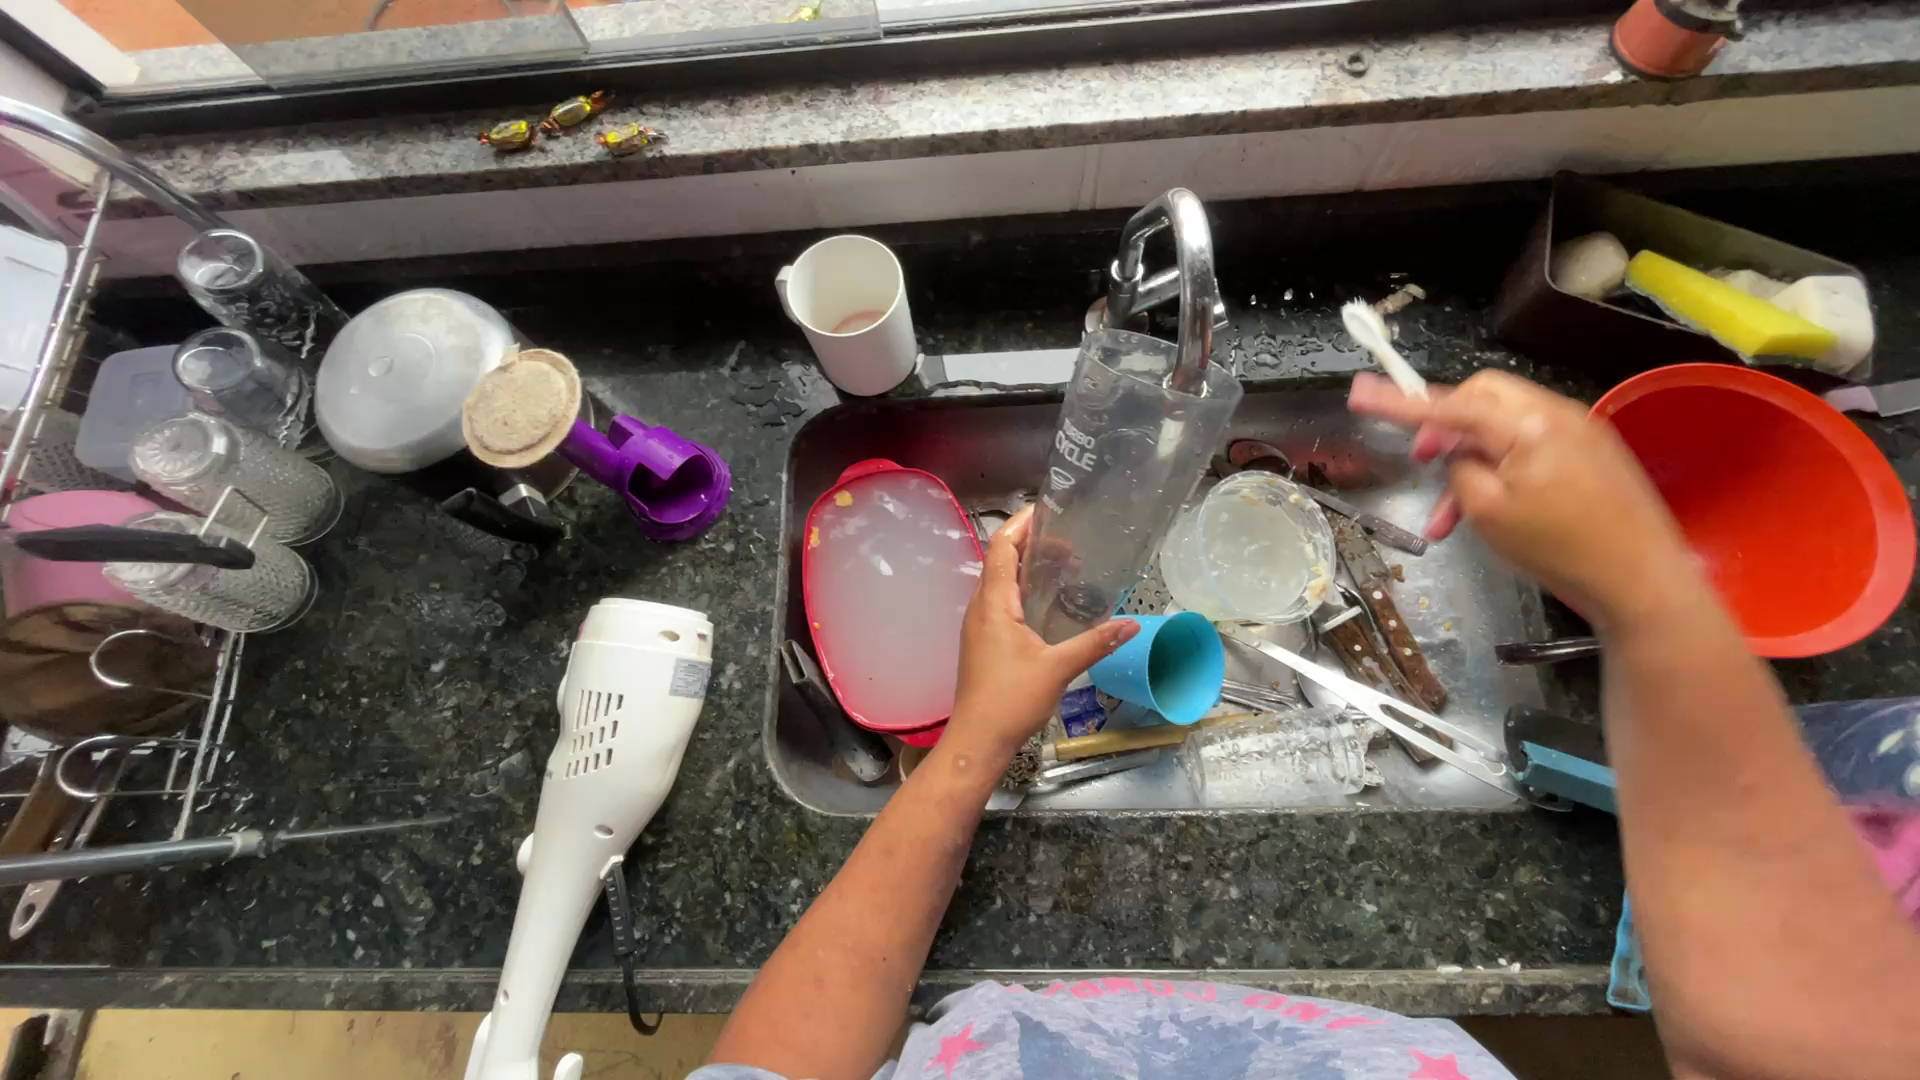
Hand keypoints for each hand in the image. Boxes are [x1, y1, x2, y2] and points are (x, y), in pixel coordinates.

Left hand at [947, 506, 1138, 757]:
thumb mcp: (1058, 669)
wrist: (977, 740)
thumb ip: (1094, 643)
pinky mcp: (981, 640)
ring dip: (1026, 568)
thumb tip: (1131, 625)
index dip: (1020, 525)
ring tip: (1063, 568)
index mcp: (993, 603)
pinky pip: (999, 601)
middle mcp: (980, 607)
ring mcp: (978, 624)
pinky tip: (1046, 604)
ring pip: (998, 581)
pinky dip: (1021, 590)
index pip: (1000, 547)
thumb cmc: (1010, 700)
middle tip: (1069, 544)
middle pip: (999, 559)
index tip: (1047, 512)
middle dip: (1030, 544)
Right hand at [1347, 369, 1700, 630]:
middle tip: (1420, 459)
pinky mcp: (1587, 453)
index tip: (1359, 394)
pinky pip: (1524, 446)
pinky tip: (1480, 512)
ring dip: (1464, 461)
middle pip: (1479, 397)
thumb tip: (1457, 453)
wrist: (1639, 579)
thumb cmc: (1557, 547)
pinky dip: (1495, 470)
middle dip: (1440, 424)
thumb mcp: (1486, 511)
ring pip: (1498, 426)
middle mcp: (1555, 414)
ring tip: (1445, 515)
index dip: (1398, 402)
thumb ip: (1460, 469)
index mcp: (1529, 426)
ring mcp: (1576, 431)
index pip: (1449, 404)